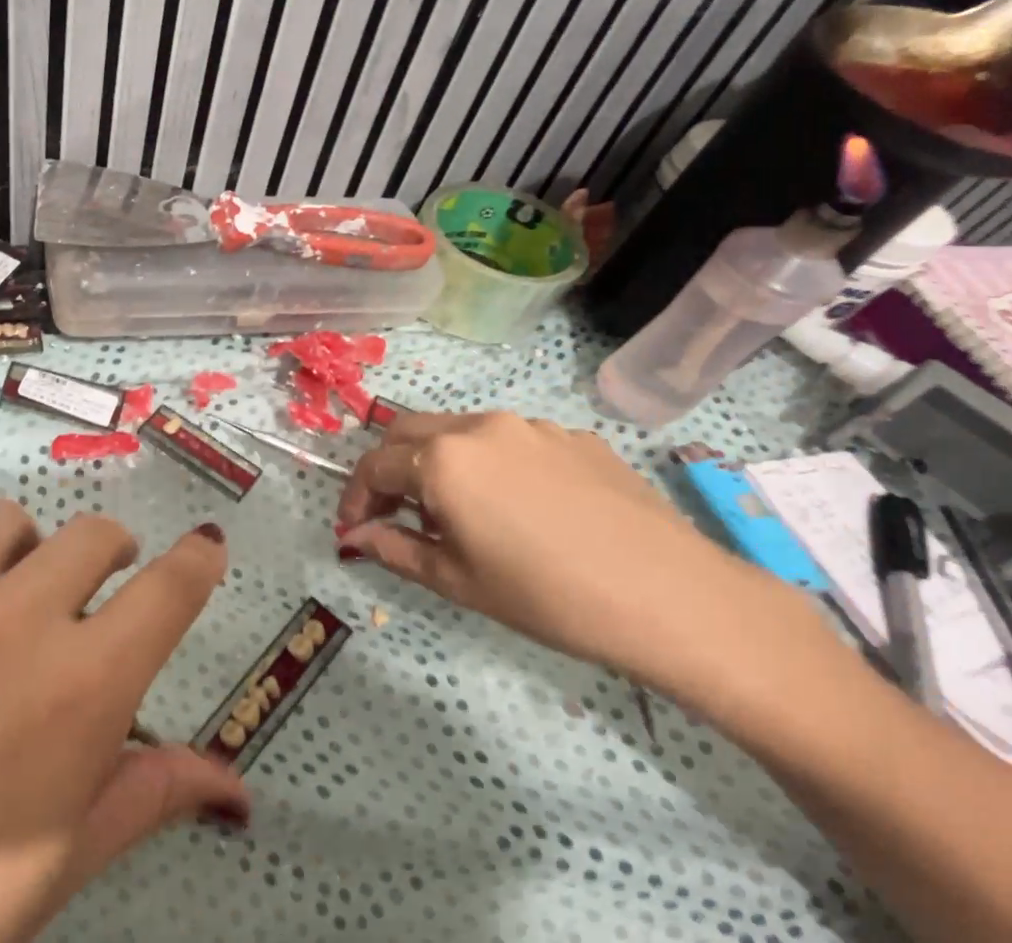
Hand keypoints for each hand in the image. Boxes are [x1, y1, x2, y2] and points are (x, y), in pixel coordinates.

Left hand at [0, 501, 243, 942]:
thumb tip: (231, 782)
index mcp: (85, 684)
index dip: (197, 562)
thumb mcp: (57, 859)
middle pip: (89, 535)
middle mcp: (16, 616)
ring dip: (23, 547)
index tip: (205, 547)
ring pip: (2, 521)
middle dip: (109, 550)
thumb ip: (146, 796)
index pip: (167, 592)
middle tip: (96, 583)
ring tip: (6, 588)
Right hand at [335, 412, 775, 685]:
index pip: (374, 466)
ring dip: (437, 464)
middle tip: (392, 515)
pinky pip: (511, 443)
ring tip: (454, 516)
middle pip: (408, 433)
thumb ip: (393, 549)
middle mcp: (481, 427)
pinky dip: (488, 466)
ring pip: (460, 432)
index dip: (353, 499)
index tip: (352, 533)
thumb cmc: (545, 596)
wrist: (670, 597)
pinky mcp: (576, 439)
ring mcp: (533, 428)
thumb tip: (353, 539)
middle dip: (388, 470)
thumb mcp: (455, 580)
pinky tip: (514, 511)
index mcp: (443, 460)